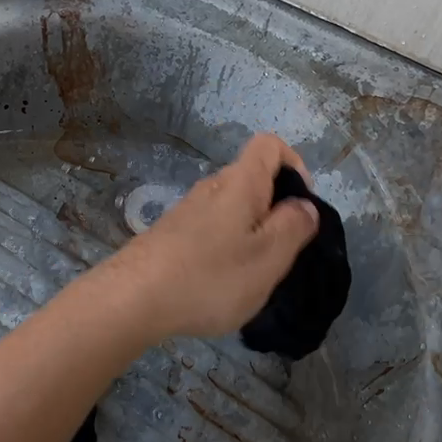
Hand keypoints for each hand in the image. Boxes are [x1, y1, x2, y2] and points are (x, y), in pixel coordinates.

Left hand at [95, 133, 319, 340]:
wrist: (135, 297)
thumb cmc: (211, 275)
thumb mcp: (268, 257)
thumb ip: (293, 227)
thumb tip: (306, 204)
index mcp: (241, 182)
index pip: (270, 144)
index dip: (294, 164)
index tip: (301, 206)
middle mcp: (213, 185)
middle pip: (254, 178)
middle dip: (276, 208)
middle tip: (283, 252)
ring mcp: (190, 208)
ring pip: (234, 206)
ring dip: (252, 230)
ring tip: (254, 274)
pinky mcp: (175, 231)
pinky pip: (214, 226)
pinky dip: (228, 244)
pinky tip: (222, 281)